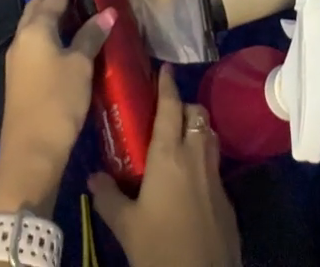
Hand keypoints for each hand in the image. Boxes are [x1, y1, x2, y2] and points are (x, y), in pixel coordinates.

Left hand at [0, 0, 116, 215]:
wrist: (31, 151)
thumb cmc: (57, 101)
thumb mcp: (80, 66)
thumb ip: (91, 36)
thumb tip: (107, 12)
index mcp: (35, 29)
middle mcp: (22, 39)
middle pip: (36, 10)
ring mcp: (18, 60)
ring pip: (34, 27)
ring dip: (48, 15)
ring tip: (69, 9)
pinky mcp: (21, 78)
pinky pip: (34, 43)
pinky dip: (48, 33)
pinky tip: (63, 40)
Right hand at [87, 66, 240, 266]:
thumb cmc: (159, 249)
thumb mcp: (125, 225)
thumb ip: (108, 196)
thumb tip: (92, 177)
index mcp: (169, 155)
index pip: (171, 108)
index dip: (168, 86)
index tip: (164, 69)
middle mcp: (196, 157)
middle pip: (197, 115)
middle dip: (185, 107)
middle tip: (166, 113)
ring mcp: (216, 177)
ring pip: (210, 136)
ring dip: (197, 129)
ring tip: (178, 139)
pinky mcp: (227, 199)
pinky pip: (215, 164)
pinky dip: (203, 159)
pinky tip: (189, 179)